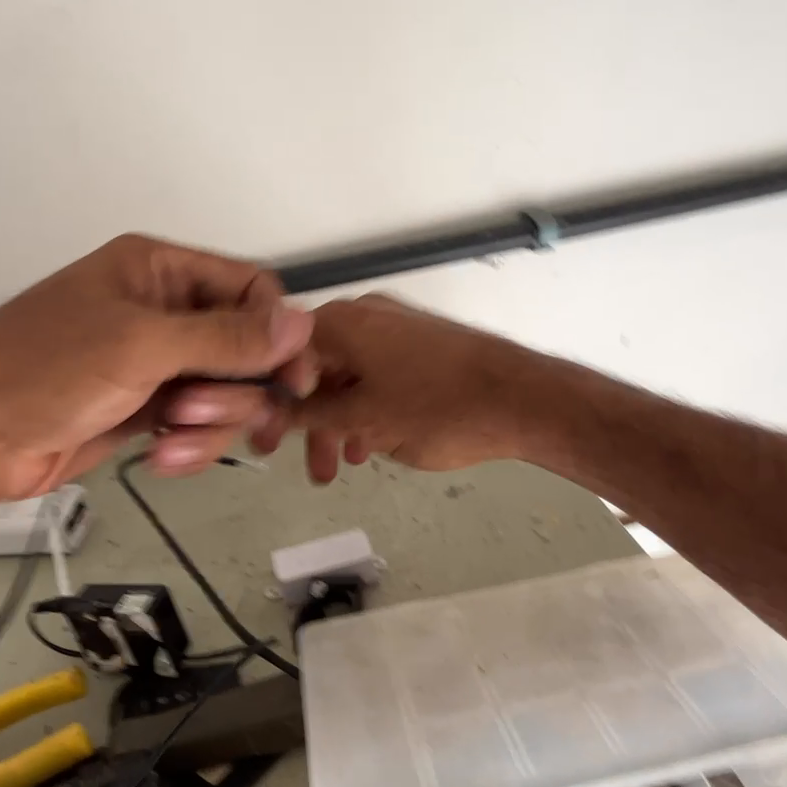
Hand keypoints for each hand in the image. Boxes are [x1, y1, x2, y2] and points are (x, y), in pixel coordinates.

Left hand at [0, 234, 315, 498]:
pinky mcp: (149, 410)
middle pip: (247, 349)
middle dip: (234, 390)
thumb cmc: (42, 370)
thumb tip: (302, 322)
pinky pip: (200, 425)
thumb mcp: (142, 345)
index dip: (279, 335)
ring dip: (211, 424)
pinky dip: (191, 445)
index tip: (294, 381)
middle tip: (199, 414)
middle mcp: (165, 313)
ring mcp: (157, 365)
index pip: (251, 292)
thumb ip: (228, 337)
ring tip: (170, 438)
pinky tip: (162, 458)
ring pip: (228, 393)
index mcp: (160, 272)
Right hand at [250, 294, 544, 482]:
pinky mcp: (424, 350)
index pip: (282, 355)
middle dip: (307, 422)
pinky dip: (368, 412)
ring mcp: (398, 332)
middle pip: (316, 369)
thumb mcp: (362, 419)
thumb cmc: (435, 408)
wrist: (523, 399)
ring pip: (349, 379)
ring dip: (338, 424)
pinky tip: (372, 448)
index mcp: (342, 323)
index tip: (262, 438)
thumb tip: (267, 411)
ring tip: (339, 469)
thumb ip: (309, 415)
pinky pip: (379, 379)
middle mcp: (366, 317)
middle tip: (298, 464)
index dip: (269, 399)